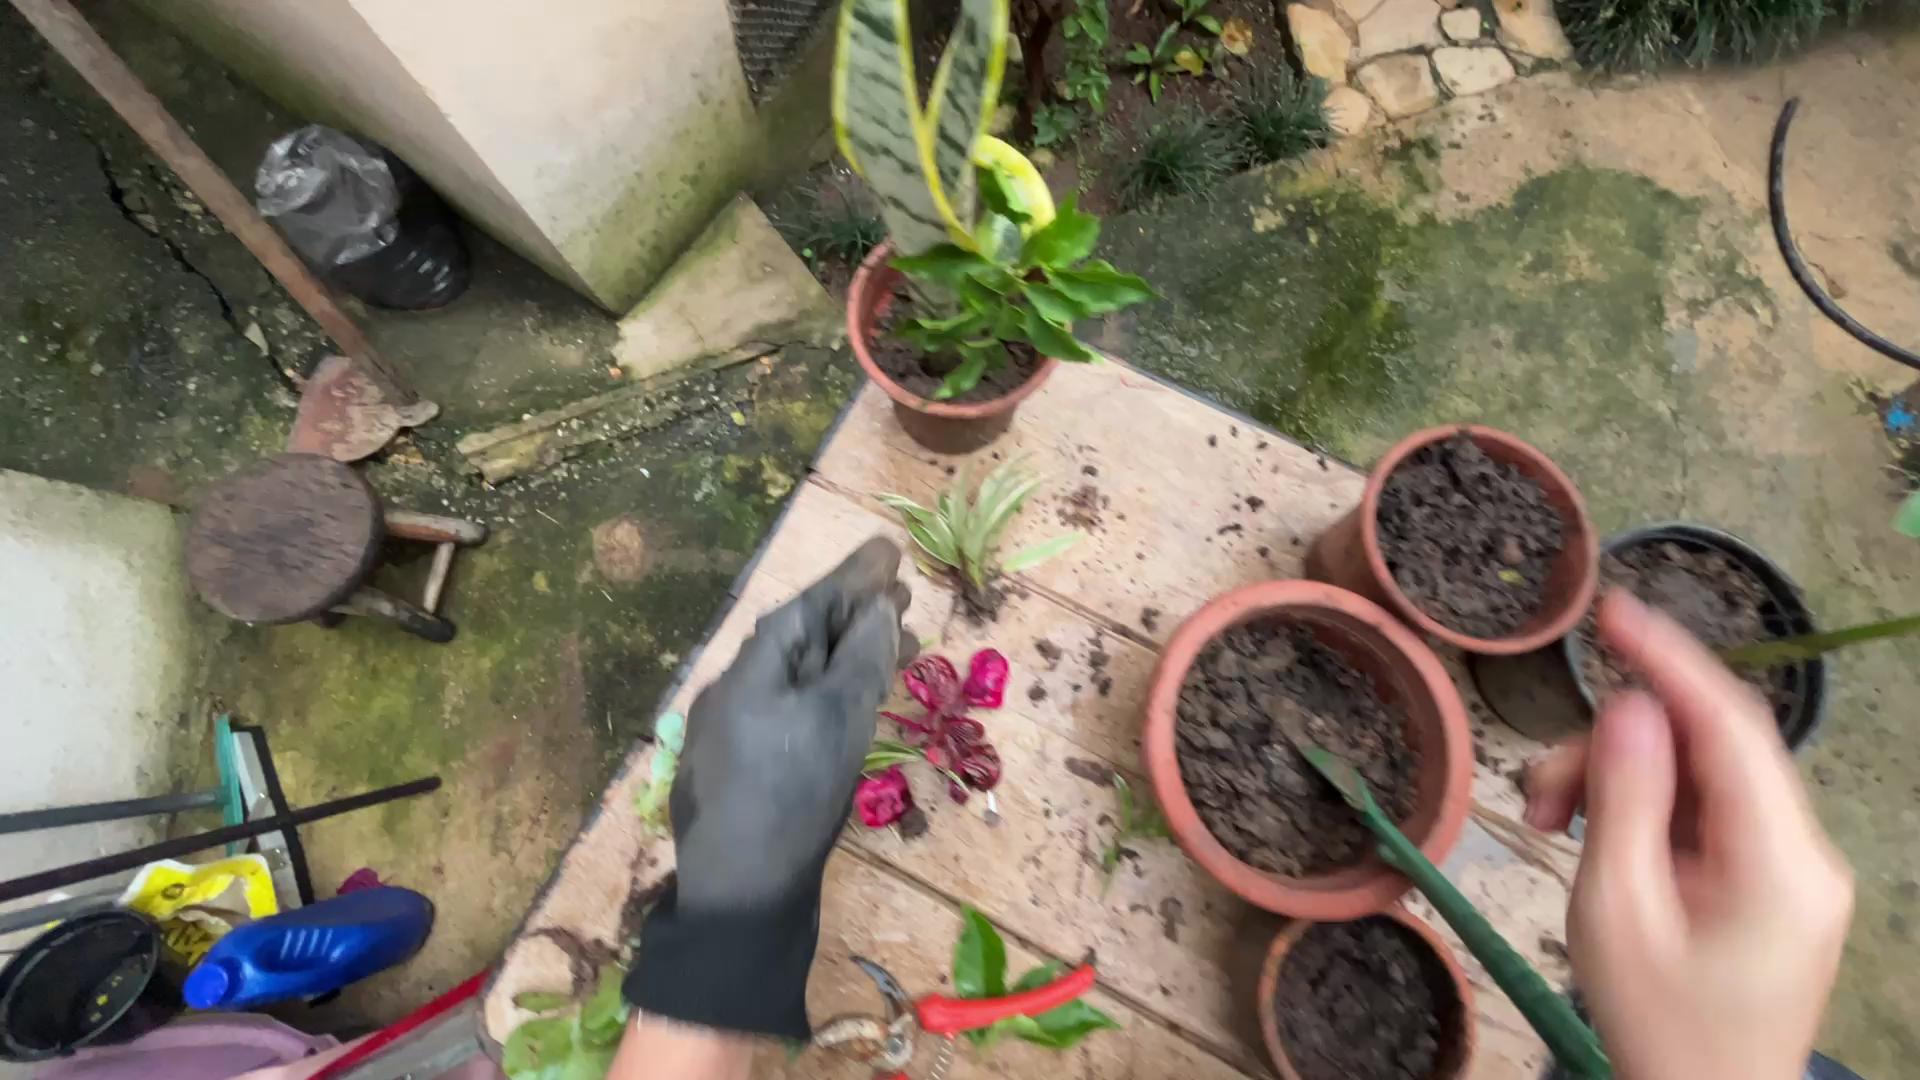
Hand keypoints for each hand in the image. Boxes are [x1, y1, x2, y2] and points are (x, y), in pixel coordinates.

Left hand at [672, 536, 911, 910]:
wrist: (740, 896)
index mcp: (756, 665)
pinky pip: (794, 702)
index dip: (854, 575)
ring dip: (850, 653)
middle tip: (905, 596)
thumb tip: (880, 605)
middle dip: (858, 611)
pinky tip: (855, 697)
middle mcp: (739, 683)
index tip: (890, 548)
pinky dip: (831, 690)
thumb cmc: (795, 798)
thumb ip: (862, 658)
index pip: (812, 602)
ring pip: (804, 670)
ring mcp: (736, 722)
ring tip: (901, 647)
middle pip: (807, 632)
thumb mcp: (839, 720)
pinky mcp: (745, 756)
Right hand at [1524, 591, 1852, 1079]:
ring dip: (1601, 778)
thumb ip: (1625, 798)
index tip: (1612, 610)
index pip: (1729, 726)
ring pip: (1677, 770)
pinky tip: (1578, 829)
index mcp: (1776, 858)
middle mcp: (1793, 846)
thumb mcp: (1617, 901)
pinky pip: (1679, 802)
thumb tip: (1629, 707)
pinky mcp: (1749, 868)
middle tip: (1537, 798)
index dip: (1670, 658)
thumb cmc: (1656, 1013)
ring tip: (1547, 821)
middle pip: (1692, 747)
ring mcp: (1774, 858)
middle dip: (1602, 751)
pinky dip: (1620, 802)